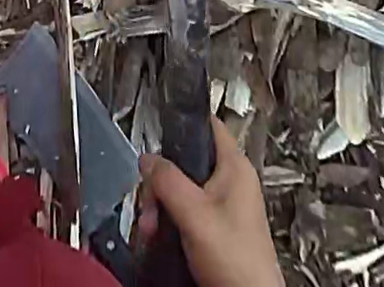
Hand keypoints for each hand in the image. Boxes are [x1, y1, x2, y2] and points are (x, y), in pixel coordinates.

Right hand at [138, 116, 280, 286]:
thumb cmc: (235, 260)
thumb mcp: (194, 213)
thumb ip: (167, 180)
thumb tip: (147, 159)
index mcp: (234, 166)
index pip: (208, 124)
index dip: (184, 123)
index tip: (160, 133)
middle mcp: (231, 181)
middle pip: (187, 161)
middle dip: (161, 181)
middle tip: (150, 203)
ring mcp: (225, 206)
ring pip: (183, 187)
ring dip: (162, 204)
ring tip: (151, 227)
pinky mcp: (218, 228)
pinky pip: (187, 210)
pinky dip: (170, 219)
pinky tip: (159, 236)